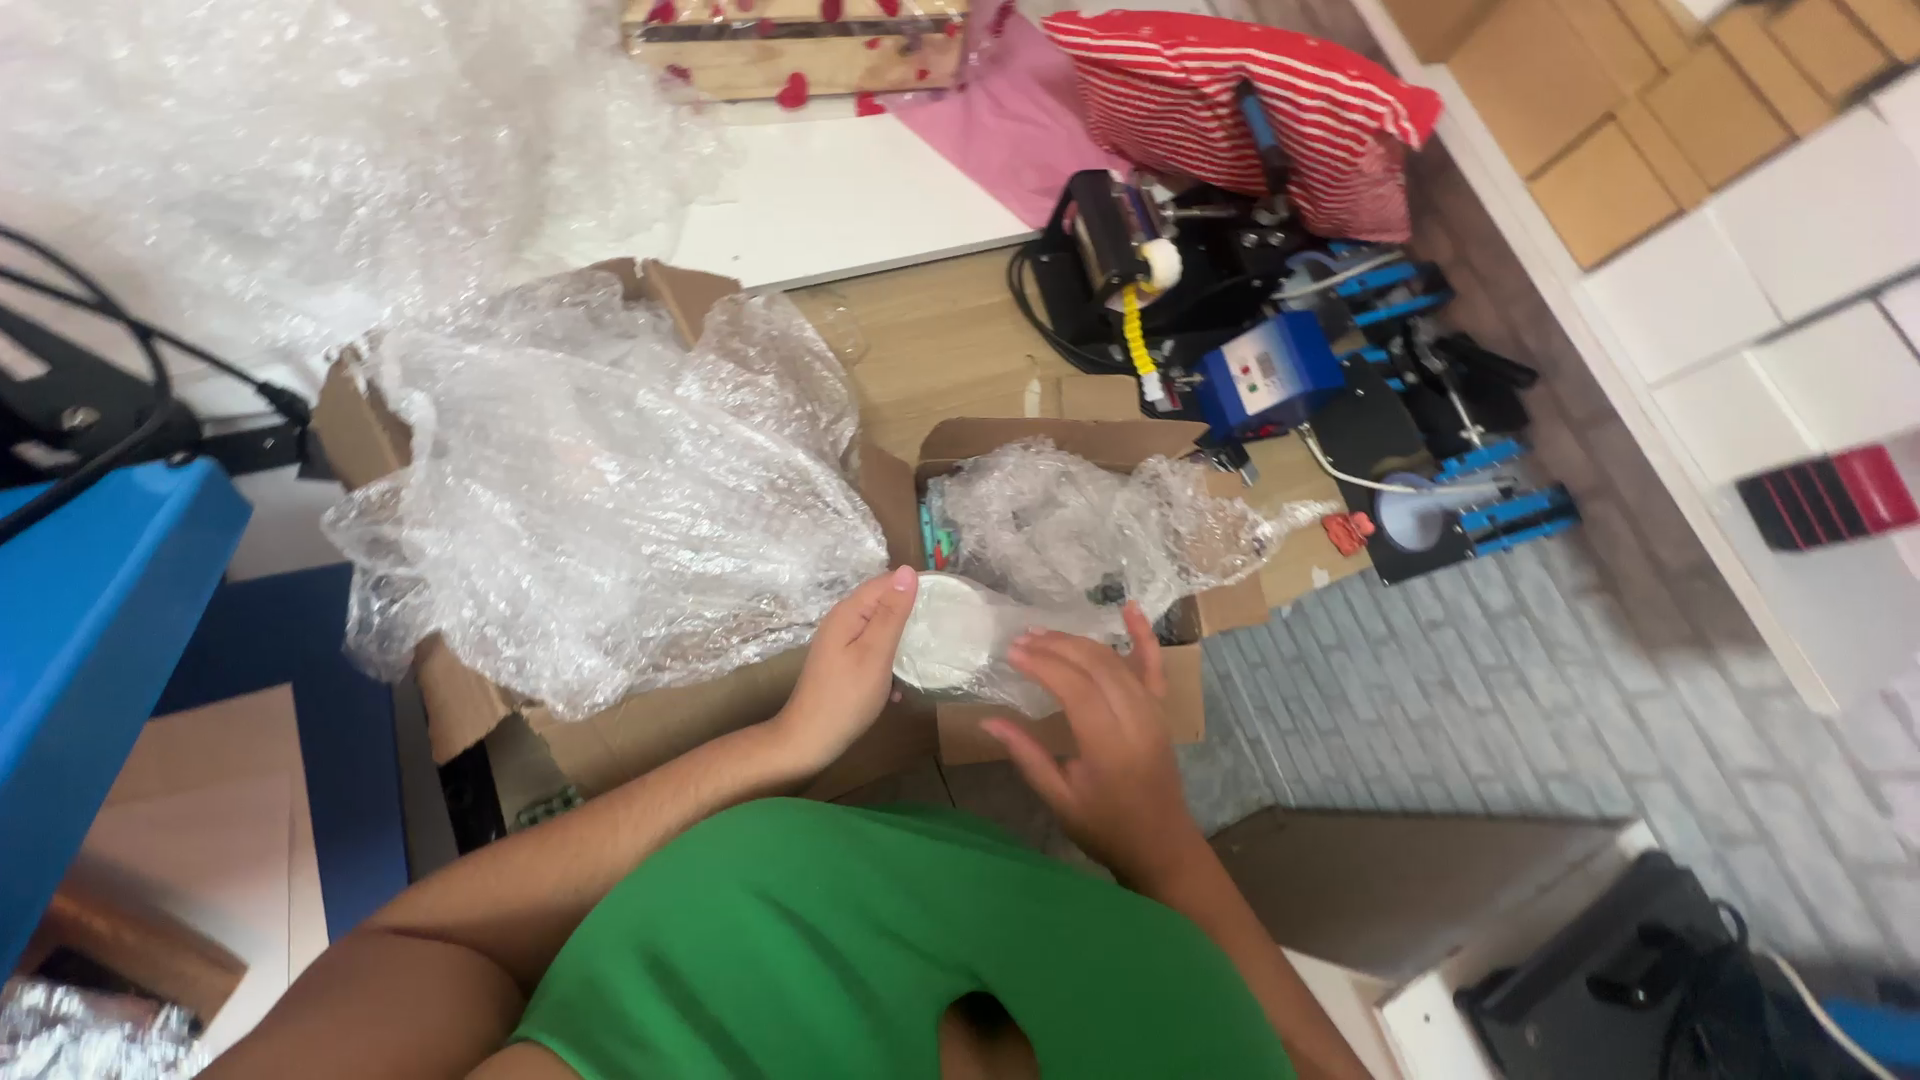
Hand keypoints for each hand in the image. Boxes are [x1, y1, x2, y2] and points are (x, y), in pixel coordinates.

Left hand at [773, 565, 919, 769]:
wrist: (810, 740)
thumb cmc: (846, 697)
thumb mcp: (875, 653)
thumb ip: (892, 613)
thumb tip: (909, 571)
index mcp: (849, 613)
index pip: (886, 582)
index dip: (914, 587)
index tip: (944, 602)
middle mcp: (842, 621)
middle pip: (883, 604)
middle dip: (910, 615)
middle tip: (939, 630)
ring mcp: (841, 643)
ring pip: (880, 629)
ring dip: (901, 643)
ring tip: (925, 656)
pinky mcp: (843, 663)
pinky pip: (873, 651)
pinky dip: (889, 663)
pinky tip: (898, 685)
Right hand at [981, 603, 1207, 890]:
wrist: (1163, 847)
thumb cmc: (1106, 828)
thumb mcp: (1059, 799)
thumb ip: (1026, 755)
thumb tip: (989, 720)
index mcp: (1110, 746)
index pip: (1076, 689)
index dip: (1042, 665)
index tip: (1012, 653)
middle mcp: (1137, 720)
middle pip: (1096, 666)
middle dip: (1055, 647)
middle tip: (1021, 640)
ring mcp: (1153, 712)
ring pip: (1116, 661)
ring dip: (1080, 641)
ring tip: (1044, 634)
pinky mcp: (1161, 710)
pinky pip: (1154, 666)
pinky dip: (1143, 634)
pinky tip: (1129, 607)